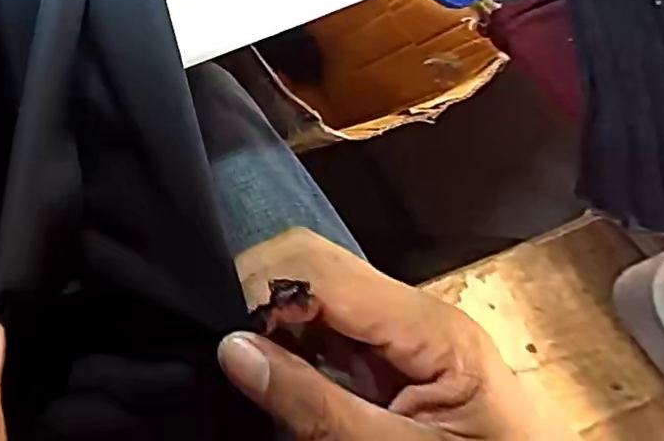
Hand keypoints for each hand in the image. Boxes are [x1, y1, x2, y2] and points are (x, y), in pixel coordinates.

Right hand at [219, 228, 572, 438]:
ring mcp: (404, 325)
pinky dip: (289, 331)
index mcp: (434, 330)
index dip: (263, 292)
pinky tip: (286, 366)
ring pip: (307, 278)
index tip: (232, 337)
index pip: (317, 268)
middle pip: (308, 258)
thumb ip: (317, 406)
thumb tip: (228, 348)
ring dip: (272, 312)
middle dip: (260, 291)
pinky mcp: (391, 346)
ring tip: (261, 359)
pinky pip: (320, 313)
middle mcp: (416, 310)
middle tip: (240, 344)